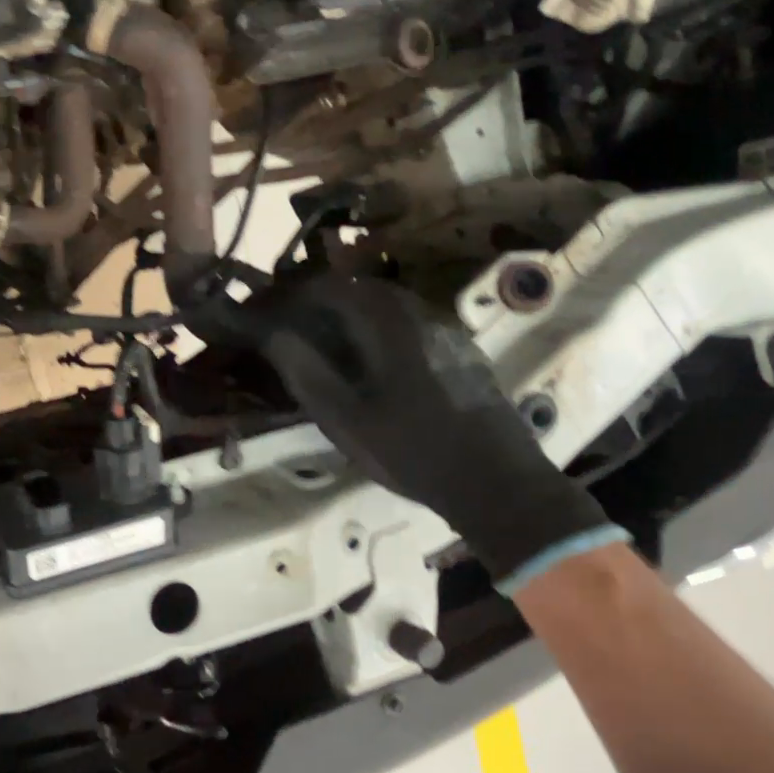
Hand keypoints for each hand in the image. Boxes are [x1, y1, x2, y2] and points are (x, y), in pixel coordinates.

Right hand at [250, 275, 622, 585]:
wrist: (499, 485)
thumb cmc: (413, 452)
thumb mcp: (345, 420)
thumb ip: (308, 373)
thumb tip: (274, 336)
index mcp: (393, 328)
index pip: (339, 288)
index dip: (302, 293)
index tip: (276, 308)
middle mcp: (425, 320)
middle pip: (370, 291)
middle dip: (331, 299)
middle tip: (301, 321)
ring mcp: (452, 337)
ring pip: (396, 308)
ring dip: (360, 314)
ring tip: (333, 342)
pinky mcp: (466, 357)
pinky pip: (416, 327)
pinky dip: (385, 331)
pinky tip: (377, 364)